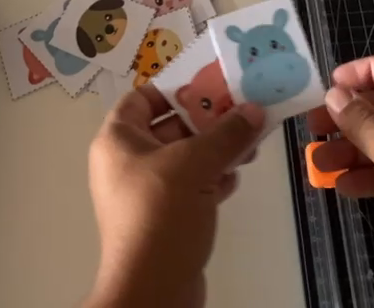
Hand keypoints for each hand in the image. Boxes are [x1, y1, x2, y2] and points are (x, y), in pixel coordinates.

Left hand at [83, 85, 263, 307]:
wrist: (152, 293)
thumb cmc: (161, 214)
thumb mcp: (195, 165)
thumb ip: (226, 134)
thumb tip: (254, 110)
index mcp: (118, 140)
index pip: (142, 98)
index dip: (174, 88)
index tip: (208, 86)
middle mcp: (127, 162)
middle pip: (170, 126)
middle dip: (207, 120)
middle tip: (241, 111)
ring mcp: (145, 192)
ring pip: (185, 158)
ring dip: (216, 149)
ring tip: (249, 143)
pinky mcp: (164, 219)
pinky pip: (190, 186)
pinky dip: (212, 177)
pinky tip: (236, 176)